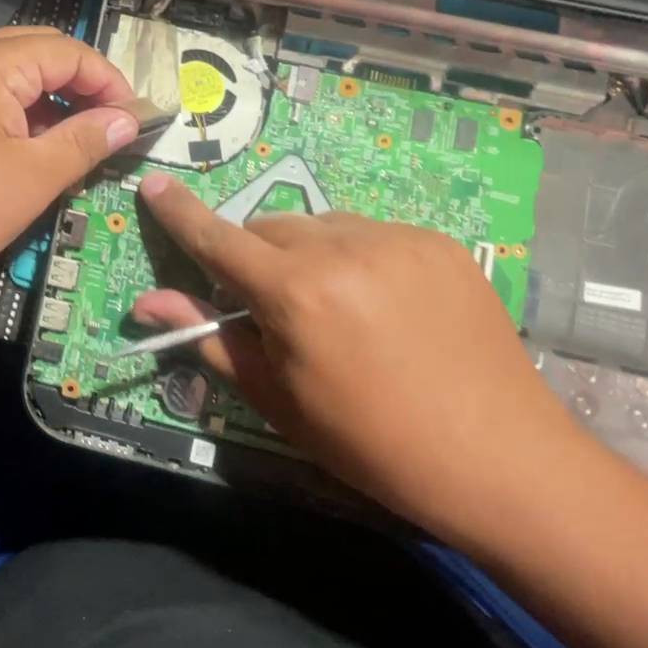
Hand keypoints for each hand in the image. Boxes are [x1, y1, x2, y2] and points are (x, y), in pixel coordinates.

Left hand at [0, 27, 137, 308]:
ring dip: (47, 98)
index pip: (68, 51)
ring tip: (74, 140)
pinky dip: (13, 110)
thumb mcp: (29, 181)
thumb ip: (83, 142)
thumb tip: (128, 118)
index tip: (137, 119)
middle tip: (110, 125)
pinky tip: (25, 146)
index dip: (110, 81)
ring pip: (8, 72)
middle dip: (80, 84)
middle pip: (37, 51)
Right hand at [129, 171, 585, 543]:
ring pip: (319, 227)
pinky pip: (370, 233)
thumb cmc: (370, 443)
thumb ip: (210, 338)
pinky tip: (383, 304)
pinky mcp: (438, 243)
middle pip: (268, 229)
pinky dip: (356, 257)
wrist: (501, 462)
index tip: (154, 185)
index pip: (217, 239)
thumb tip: (146, 303)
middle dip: (255, 259)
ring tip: (337, 309)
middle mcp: (342, 248)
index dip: (179, 213)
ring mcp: (397, 239)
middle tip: (274, 311)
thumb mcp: (277, 397)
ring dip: (306, 254)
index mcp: (296, 293)